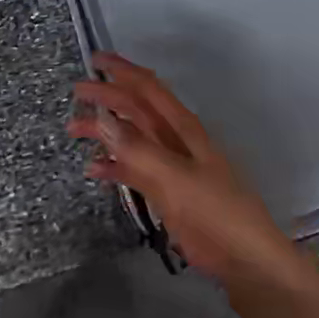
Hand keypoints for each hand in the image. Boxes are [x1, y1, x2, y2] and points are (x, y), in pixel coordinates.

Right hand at [68, 52, 293, 285]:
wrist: (244, 258)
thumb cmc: (216, 211)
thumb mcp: (175, 178)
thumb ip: (137, 149)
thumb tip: (100, 117)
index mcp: (182, 127)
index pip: (148, 88)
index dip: (122, 70)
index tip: (95, 60)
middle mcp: (173, 139)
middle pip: (135, 109)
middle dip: (106, 97)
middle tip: (76, 93)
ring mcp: (168, 165)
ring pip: (130, 137)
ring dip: (104, 131)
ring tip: (74, 130)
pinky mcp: (164, 190)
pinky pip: (131, 169)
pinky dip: (111, 166)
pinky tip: (93, 170)